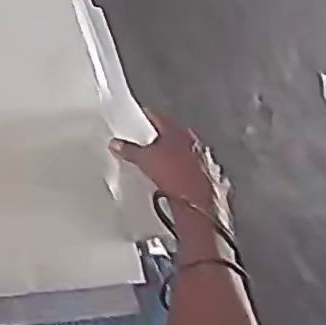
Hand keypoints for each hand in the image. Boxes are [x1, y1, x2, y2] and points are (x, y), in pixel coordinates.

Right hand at [112, 108, 230, 227]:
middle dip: (157, 140)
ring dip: (172, 157)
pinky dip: (183, 173)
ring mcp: (205, 159)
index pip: (156, 117)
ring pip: (183, 152)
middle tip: (142, 146)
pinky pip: (192, 170)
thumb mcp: (143, 161)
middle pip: (171, 134)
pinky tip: (173, 182)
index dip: (142, 120)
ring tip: (157, 167)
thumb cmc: (172, 176)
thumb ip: (128, 150)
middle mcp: (194, 141)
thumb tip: (115, 144)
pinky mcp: (211, 178)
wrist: (200, 207)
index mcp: (178, 130)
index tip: (134, 124)